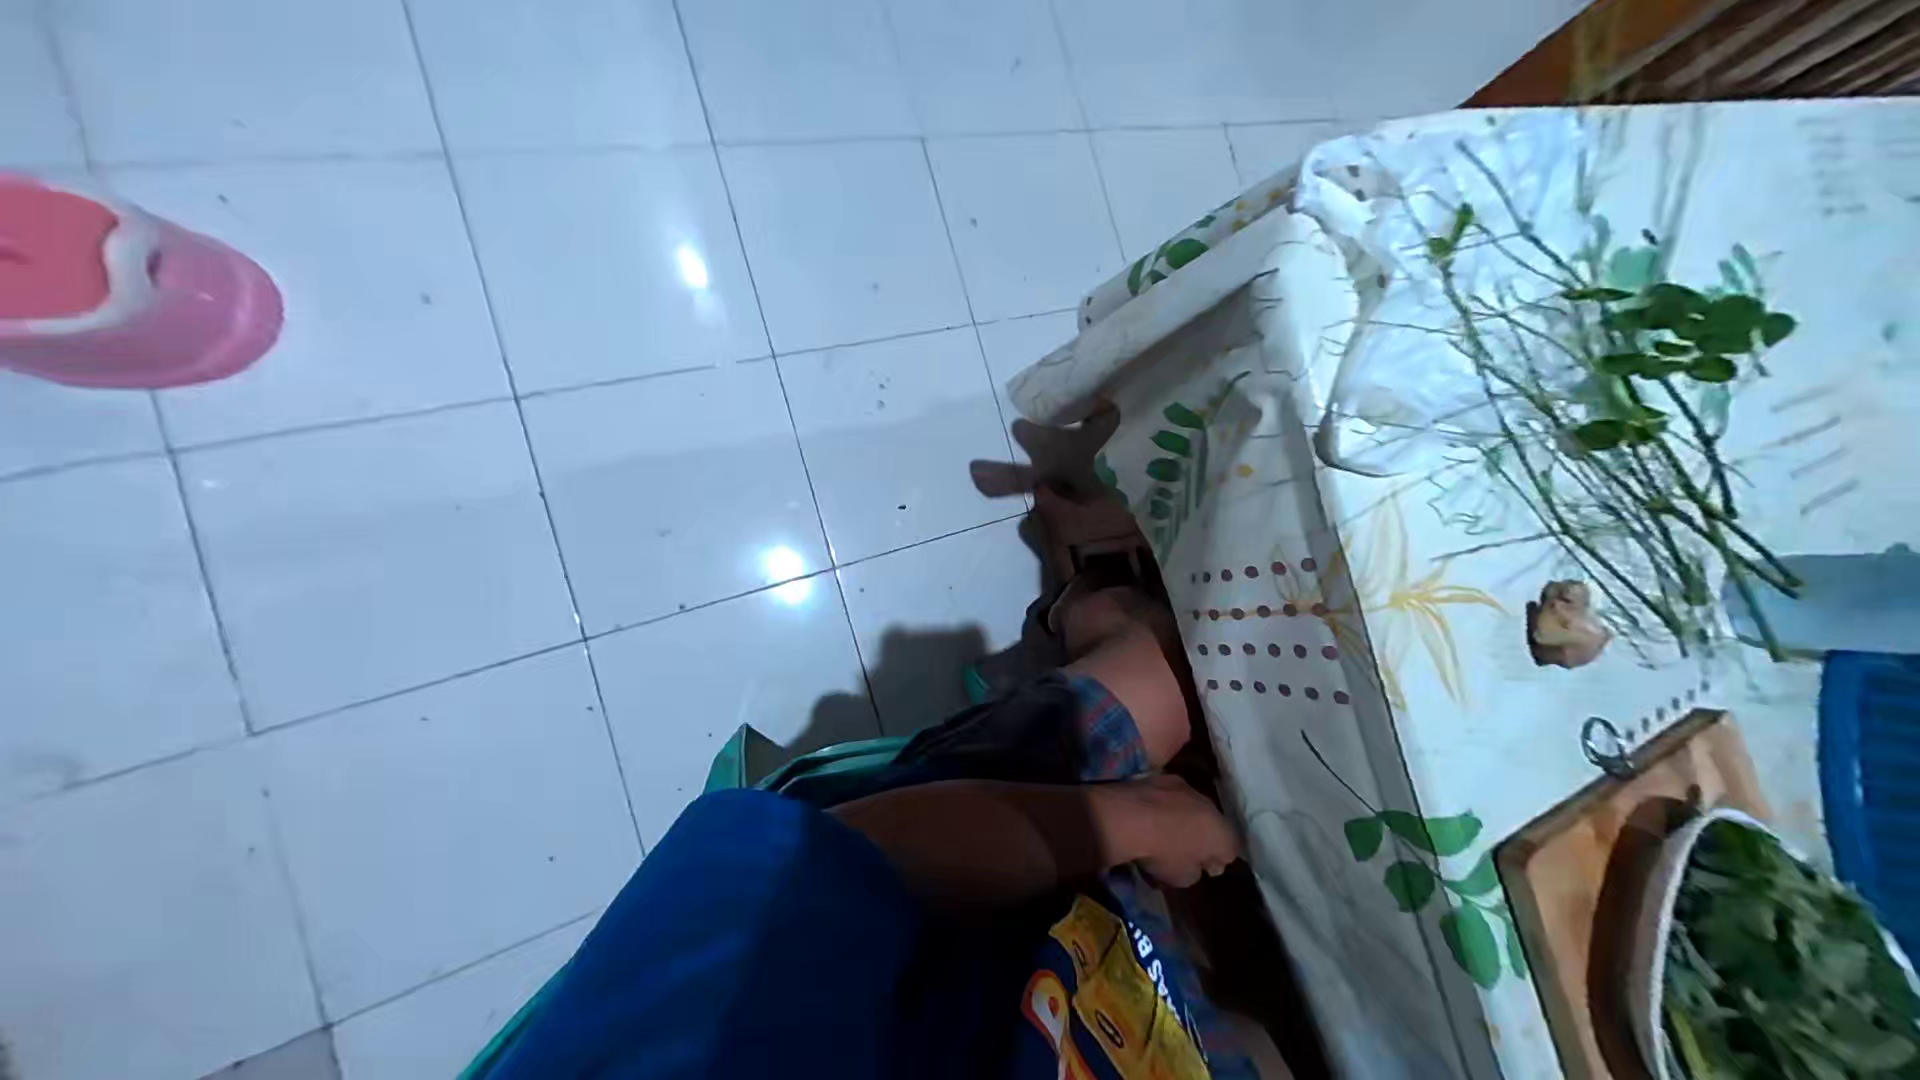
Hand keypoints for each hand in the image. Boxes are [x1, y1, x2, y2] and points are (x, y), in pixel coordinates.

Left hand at [1100, 774, 1242, 887]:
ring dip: (1185, 816)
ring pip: (1192, 805)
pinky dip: (1165, 803)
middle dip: (1204, 835)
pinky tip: (1150, 814)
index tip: (1204, 867)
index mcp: (1221, 832)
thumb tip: (1196, 862)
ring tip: (1166, 829)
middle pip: (1213, 823)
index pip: (1231, 850)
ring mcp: (1184, 786)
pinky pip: (1169, 794)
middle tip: (1187, 848)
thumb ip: (1197, 870)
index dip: (1219, 861)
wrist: (1128, 816)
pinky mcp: (1160, 776)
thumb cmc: (1162, 852)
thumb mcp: (1184, 878)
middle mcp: (1208, 804)